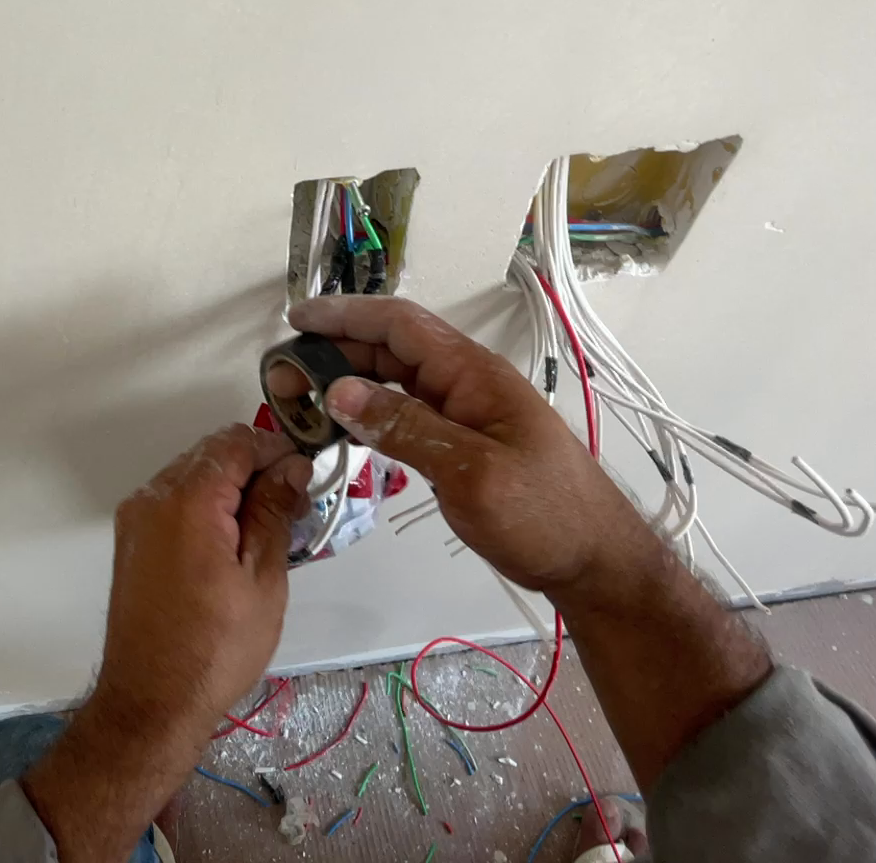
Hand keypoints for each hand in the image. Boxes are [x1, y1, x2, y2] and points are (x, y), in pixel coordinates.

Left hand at [91, 423, 310, 736]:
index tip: (305, 474)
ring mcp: (136, 517)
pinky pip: (172, 498)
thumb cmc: (216, 647)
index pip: (235, 442)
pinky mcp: (131, 538)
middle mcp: (153, 496)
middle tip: (292, 501)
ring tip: (266, 522)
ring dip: (229, 484)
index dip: (275, 449)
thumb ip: (274, 511)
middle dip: (254, 465)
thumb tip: (292, 466)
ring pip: (191, 473)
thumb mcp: (261, 579)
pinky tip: (231, 536)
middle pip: (210, 452)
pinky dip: (204, 502)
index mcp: (187, 500)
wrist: (150, 703)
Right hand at [278, 295, 656, 594]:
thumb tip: (338, 390)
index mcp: (471, 373)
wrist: (594, 560)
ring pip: (392, 378)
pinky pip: (402, 410)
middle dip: (333, 350)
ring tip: (300, 396)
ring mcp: (461, 410)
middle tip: (282, 374)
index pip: (399, 324)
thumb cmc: (542, 514)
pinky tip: (342, 424)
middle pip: (389, 347)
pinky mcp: (457, 440)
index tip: (296, 320)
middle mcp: (463, 381)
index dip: (345, 315)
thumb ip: (406, 427)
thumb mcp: (471, 472)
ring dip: (345, 379)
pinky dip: (366, 410)